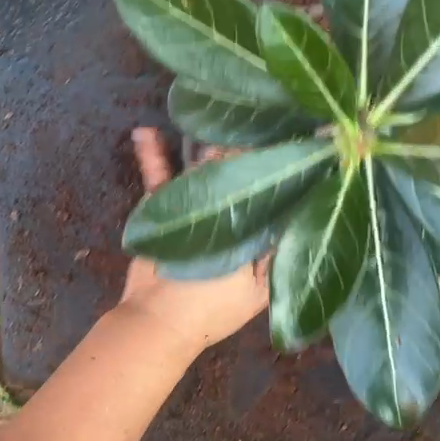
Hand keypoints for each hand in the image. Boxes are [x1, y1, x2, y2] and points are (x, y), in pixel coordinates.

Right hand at [109, 128, 268, 352]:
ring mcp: (199, 220)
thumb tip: (288, 186)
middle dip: (240, 152)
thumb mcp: (251, 273)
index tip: (294, 139)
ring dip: (199, 148)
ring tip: (203, 119)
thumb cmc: (209, 303)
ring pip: (203, 177)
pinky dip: (155, 160)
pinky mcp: (167, 214)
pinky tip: (145, 134)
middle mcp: (236, 230)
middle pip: (242, 183)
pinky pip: (161, 183)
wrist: (153, 321)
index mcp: (265, 251)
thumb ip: (265, 230)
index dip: (286, 173)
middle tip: (246, 119)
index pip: (281, 204)